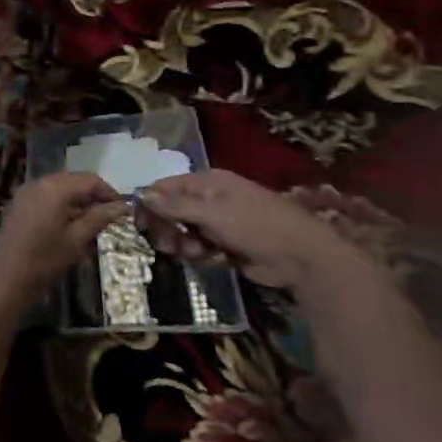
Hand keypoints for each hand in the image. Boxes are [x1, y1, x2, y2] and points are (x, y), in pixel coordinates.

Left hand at [0, 173, 125, 317]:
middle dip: (92, 196)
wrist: (4, 279)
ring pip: (59, 190)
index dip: (109, 192)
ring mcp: (25, 194)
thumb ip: (99, 218)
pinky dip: (60, 207)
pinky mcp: (18, 206)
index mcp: (54, 188)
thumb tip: (122, 206)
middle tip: (108, 217)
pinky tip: (70, 227)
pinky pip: (45, 198)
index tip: (122, 209)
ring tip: (92, 225)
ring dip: (77, 202)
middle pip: (73, 181)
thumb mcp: (77, 240)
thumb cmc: (44, 260)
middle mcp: (38, 183)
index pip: (90, 179)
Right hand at [136, 169, 372, 294]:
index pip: (163, 188)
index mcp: (206, 182)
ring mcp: (216, 222)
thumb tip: (140, 194)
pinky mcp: (223, 244)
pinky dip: (202, 255)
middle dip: (167, 230)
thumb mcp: (212, 214)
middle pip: (168, 212)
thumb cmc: (257, 226)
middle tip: (171, 245)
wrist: (301, 257)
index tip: (140, 225)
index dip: (149, 205)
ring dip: (185, 245)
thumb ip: (174, 206)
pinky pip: (197, 248)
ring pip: (181, 233)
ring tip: (200, 253)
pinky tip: (218, 259)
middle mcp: (208, 199)